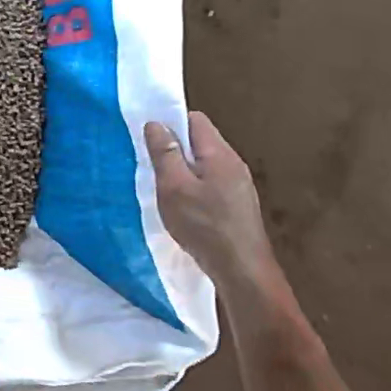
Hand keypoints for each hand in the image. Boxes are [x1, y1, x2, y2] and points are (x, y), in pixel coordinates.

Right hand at [144, 113, 282, 298]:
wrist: (242, 270)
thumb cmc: (204, 225)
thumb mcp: (174, 187)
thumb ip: (165, 153)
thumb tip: (156, 124)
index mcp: (219, 154)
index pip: (195, 120)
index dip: (170, 123)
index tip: (149, 140)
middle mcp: (233, 164)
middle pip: (200, 142)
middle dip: (174, 149)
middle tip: (152, 167)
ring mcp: (238, 186)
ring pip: (204, 164)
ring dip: (182, 171)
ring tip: (164, 189)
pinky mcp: (237, 205)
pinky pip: (210, 183)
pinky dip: (193, 187)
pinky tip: (182, 207)